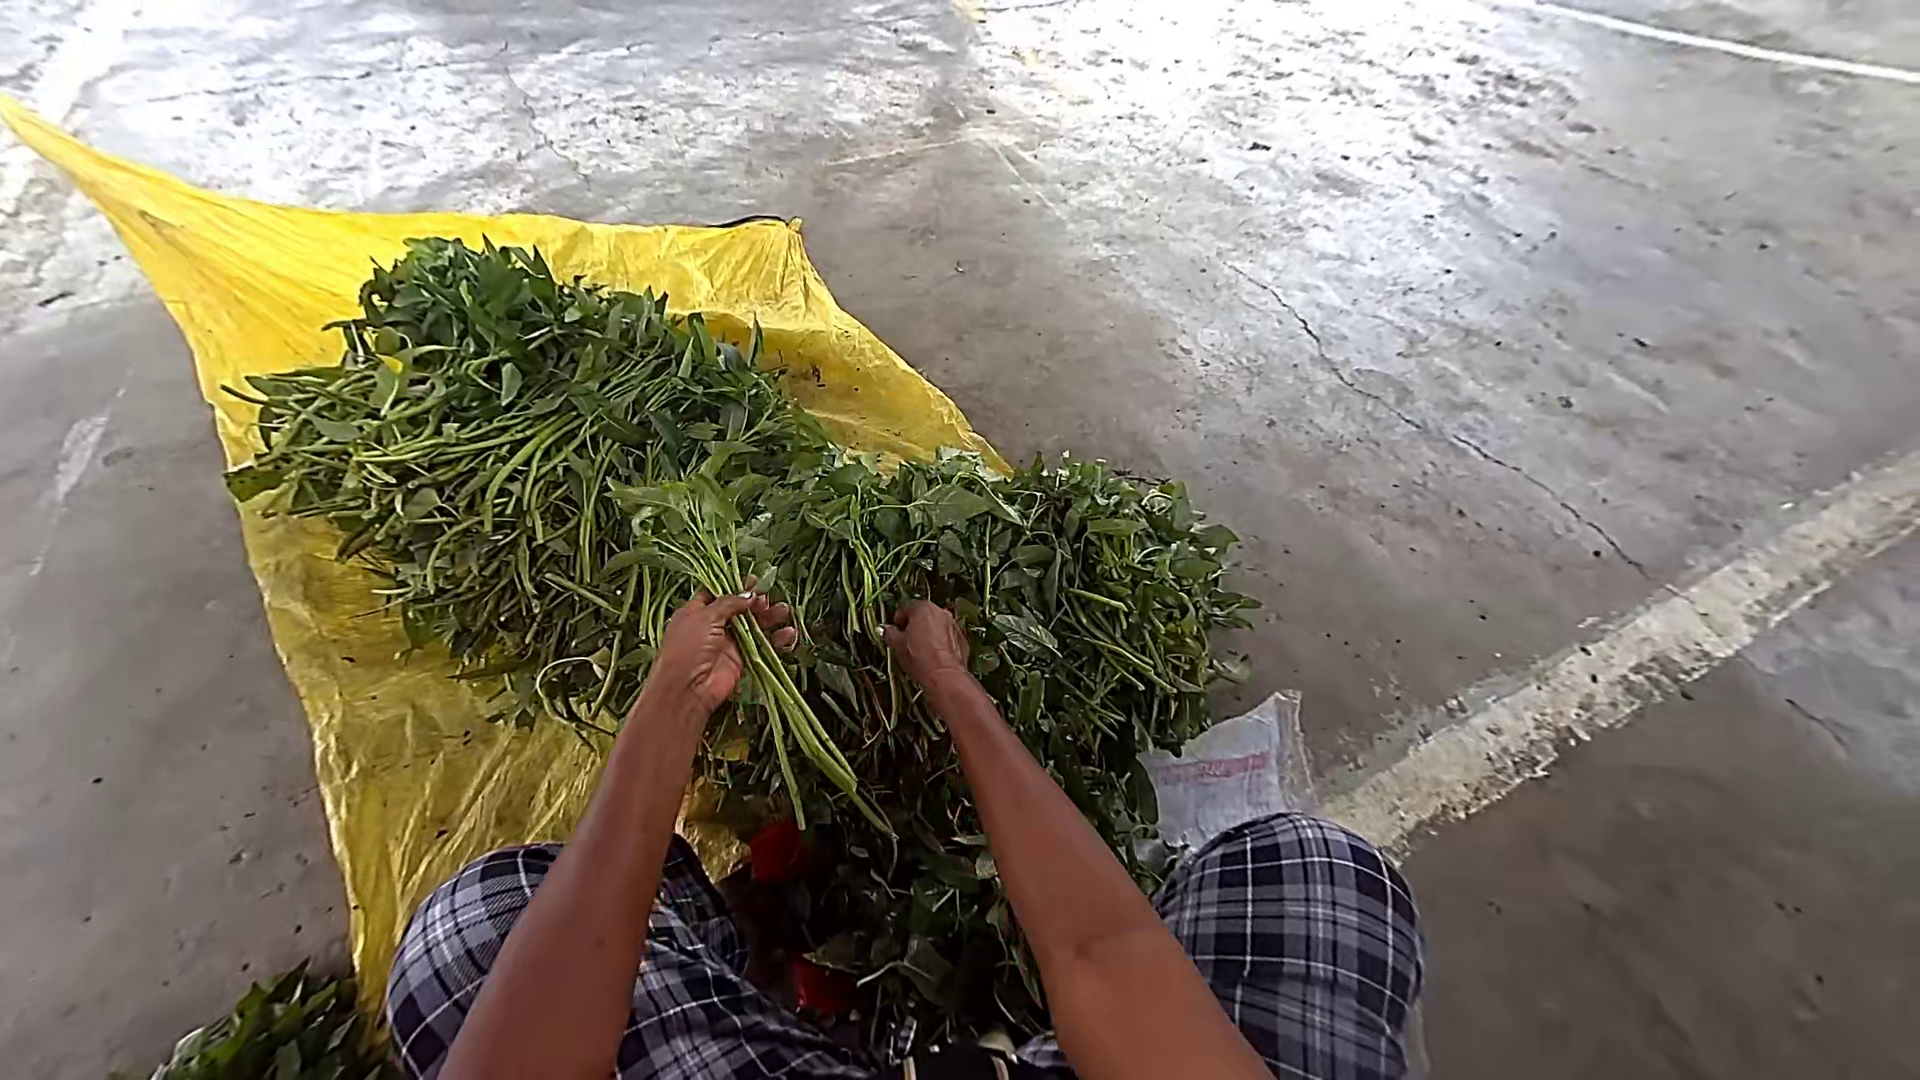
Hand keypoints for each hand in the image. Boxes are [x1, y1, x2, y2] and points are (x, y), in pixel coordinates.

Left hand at [635, 580, 796, 725]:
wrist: (688, 689)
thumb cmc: (688, 649)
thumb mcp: (705, 617)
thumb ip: (729, 602)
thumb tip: (749, 593)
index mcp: (696, 612)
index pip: (717, 593)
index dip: (735, 585)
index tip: (754, 580)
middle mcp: (712, 626)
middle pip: (739, 608)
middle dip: (755, 601)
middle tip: (767, 599)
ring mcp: (728, 642)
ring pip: (754, 625)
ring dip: (769, 617)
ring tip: (783, 611)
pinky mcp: (742, 658)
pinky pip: (763, 644)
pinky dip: (776, 639)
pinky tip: (788, 633)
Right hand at [882, 600, 970, 688]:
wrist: (944, 675)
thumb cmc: (921, 658)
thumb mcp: (897, 645)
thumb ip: (890, 633)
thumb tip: (887, 630)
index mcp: (922, 608)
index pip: (905, 607)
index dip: (898, 620)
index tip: (894, 630)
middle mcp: (940, 612)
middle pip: (922, 614)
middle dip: (914, 625)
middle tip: (906, 640)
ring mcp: (953, 624)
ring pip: (936, 625)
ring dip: (928, 633)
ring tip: (919, 650)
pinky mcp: (961, 638)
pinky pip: (947, 636)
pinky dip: (940, 642)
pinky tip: (933, 655)